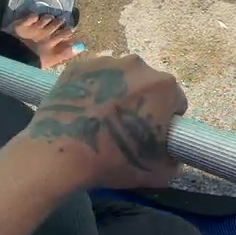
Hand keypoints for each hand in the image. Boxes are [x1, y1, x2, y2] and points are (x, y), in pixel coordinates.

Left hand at [17, 54, 186, 189]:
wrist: (61, 152)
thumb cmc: (114, 161)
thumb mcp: (160, 172)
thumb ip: (173, 158)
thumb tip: (170, 155)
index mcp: (164, 86)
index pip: (173, 101)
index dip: (165, 119)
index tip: (151, 133)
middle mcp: (136, 65)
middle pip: (145, 85)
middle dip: (140, 101)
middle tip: (122, 125)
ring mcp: (103, 62)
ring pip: (117, 78)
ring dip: (114, 92)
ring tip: (98, 117)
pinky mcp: (75, 67)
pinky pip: (91, 77)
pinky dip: (89, 88)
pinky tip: (81, 108)